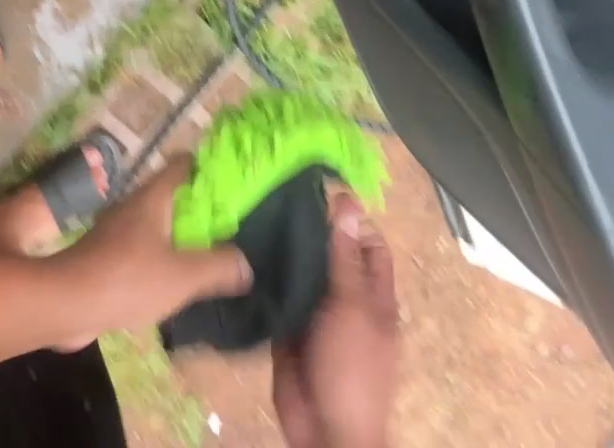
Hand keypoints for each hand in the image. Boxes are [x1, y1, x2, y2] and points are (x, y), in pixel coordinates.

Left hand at [52, 156, 253, 347]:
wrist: (66, 304)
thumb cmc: (127, 279)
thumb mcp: (183, 275)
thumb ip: (218, 266)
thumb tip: (245, 263)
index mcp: (152, 198)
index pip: (182, 166)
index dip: (208, 169)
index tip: (233, 183)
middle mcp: (133, 207)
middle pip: (172, 197)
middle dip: (199, 210)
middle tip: (230, 227)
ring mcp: (116, 232)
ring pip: (156, 226)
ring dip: (179, 238)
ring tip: (208, 256)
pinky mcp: (105, 257)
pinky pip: (142, 250)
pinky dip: (160, 259)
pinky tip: (174, 282)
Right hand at [272, 185, 399, 447]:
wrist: (324, 427)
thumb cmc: (352, 366)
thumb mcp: (353, 306)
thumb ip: (345, 256)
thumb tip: (347, 202)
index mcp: (372, 294)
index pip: (369, 244)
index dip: (351, 219)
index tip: (319, 191)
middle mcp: (344, 297)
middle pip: (330, 254)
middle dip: (309, 228)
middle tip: (275, 194)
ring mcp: (314, 312)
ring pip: (300, 271)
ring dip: (282, 248)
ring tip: (253, 213)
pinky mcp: (285, 325)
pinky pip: (276, 293)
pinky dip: (263, 275)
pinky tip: (241, 249)